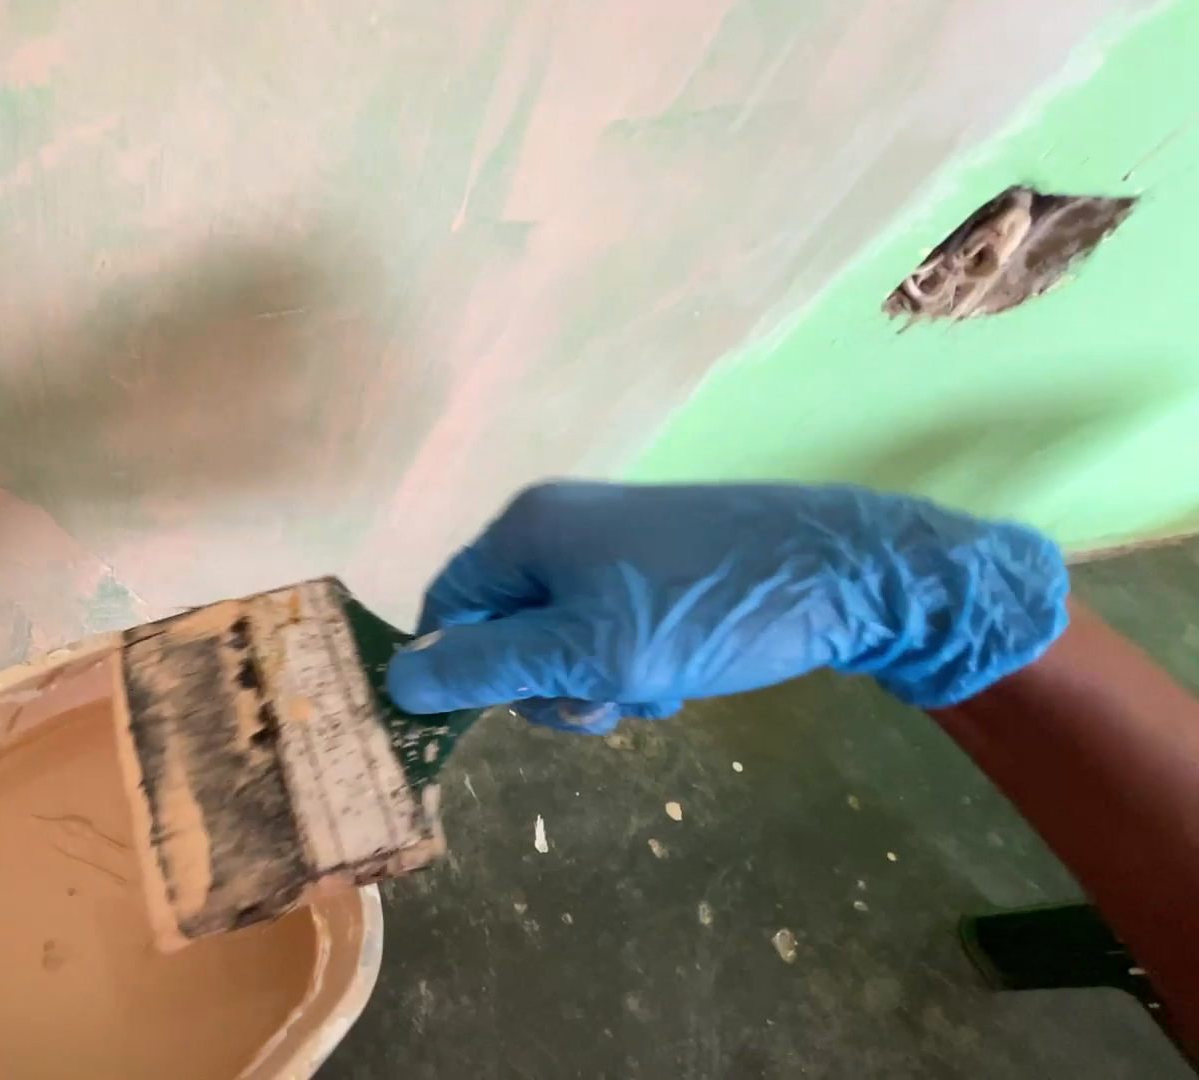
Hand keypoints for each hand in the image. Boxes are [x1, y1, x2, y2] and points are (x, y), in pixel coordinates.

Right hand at [384, 482, 1067, 731]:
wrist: (860, 573)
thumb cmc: (705, 609)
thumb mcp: (583, 653)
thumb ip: (485, 668)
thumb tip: (398, 680)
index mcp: (525, 529)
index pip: (449, 602)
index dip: (461, 661)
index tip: (499, 710)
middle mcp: (557, 524)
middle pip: (505, 622)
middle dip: (542, 678)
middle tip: (597, 704)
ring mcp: (608, 541)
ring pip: (558, 633)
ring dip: (589, 677)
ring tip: (649, 690)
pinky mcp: (653, 561)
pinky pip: (604, 622)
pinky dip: (624, 660)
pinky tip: (674, 674)